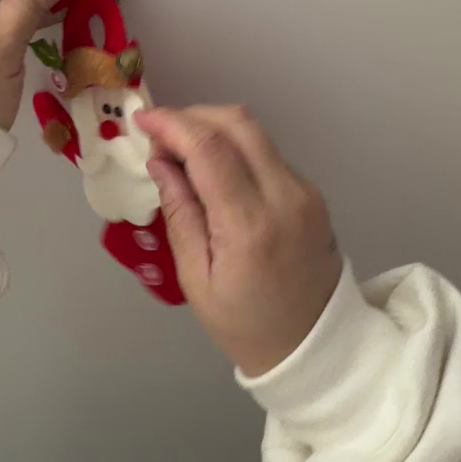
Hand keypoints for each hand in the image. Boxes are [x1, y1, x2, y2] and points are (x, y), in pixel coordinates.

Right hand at [135, 106, 341, 376]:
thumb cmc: (246, 323)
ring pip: (255, 131)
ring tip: (180, 150)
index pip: (209, 148)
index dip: (172, 124)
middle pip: (238, 122)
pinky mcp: (311, 192)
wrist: (318, 346)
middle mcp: (284, 196)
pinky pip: (267, 152)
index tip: (143, 119)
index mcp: (250, 225)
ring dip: (213, 126)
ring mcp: (304, 191)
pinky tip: (212, 168)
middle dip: (192, 115)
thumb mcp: (196, 279)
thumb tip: (160, 161)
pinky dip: (234, 145)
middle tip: (160, 133)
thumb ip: (179, 213)